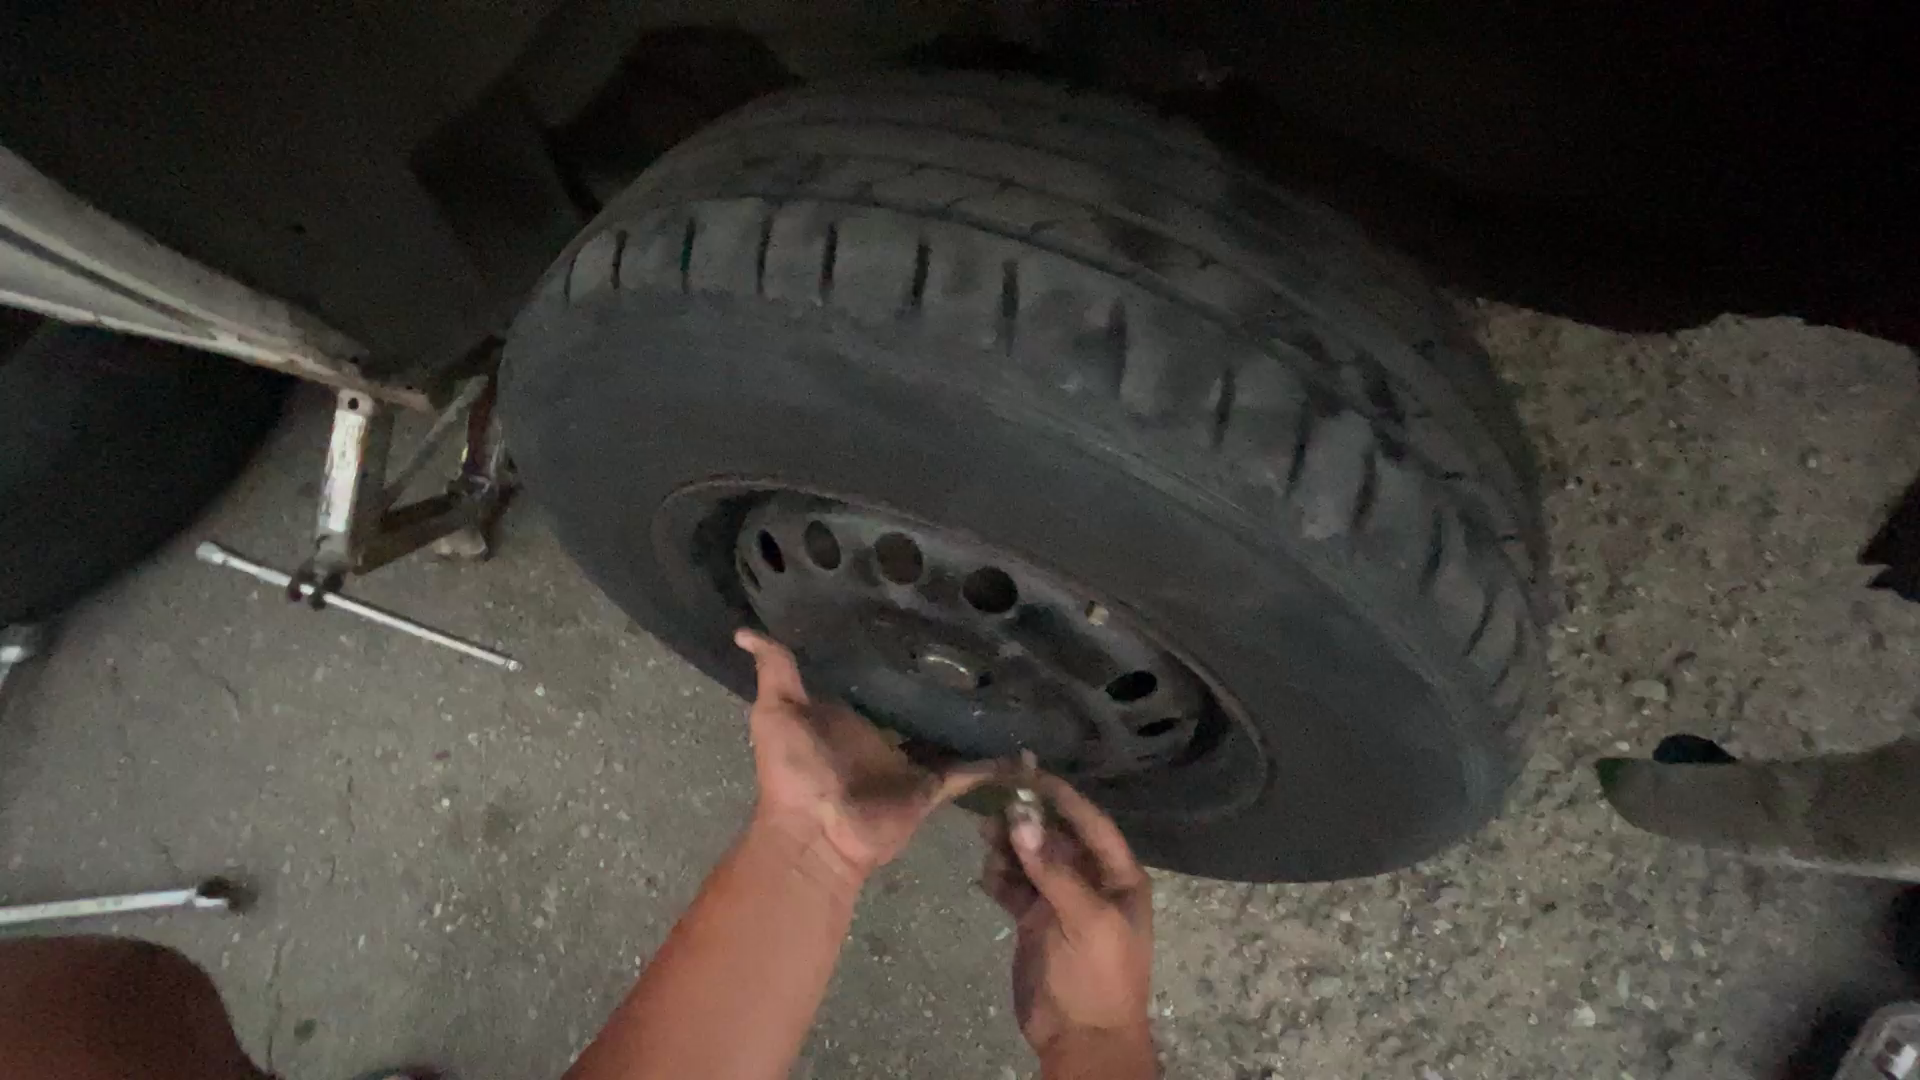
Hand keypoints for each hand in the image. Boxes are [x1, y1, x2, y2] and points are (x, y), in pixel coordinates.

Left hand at [735, 629, 993, 883]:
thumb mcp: (776, 711)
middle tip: (982, 645)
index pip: (881, 677)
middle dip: (947, 681)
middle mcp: (886, 734)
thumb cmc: (793, 769)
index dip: (900, 653)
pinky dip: (997, 765)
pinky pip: (970, 772)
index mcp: (853, 715)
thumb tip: (745, 630)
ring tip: (1014, 685)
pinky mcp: (931, 785)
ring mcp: (911, 761)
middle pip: (921, 703)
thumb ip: (774, 671)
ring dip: (975, 718)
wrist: (815, 832)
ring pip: (950, 733)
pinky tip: (1027, 747)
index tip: (928, 618)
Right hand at [981, 774, 1155, 1071]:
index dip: (1063, 797)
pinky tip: (988, 875)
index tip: (1030, 773)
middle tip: (995, 803)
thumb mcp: (1085, 919)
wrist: (1082, 1042)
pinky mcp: (1033, 918)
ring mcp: (1059, 899)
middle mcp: (1089, 879)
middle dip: (1027, 820)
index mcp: (1117, 876)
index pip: (1091, 822)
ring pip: (1029, 856)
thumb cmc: (1099, 977)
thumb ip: (1052, 868)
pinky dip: (999, 876)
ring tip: (986, 839)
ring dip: (1008, 845)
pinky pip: (1013, 884)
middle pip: (1054, 836)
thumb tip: (1020, 817)